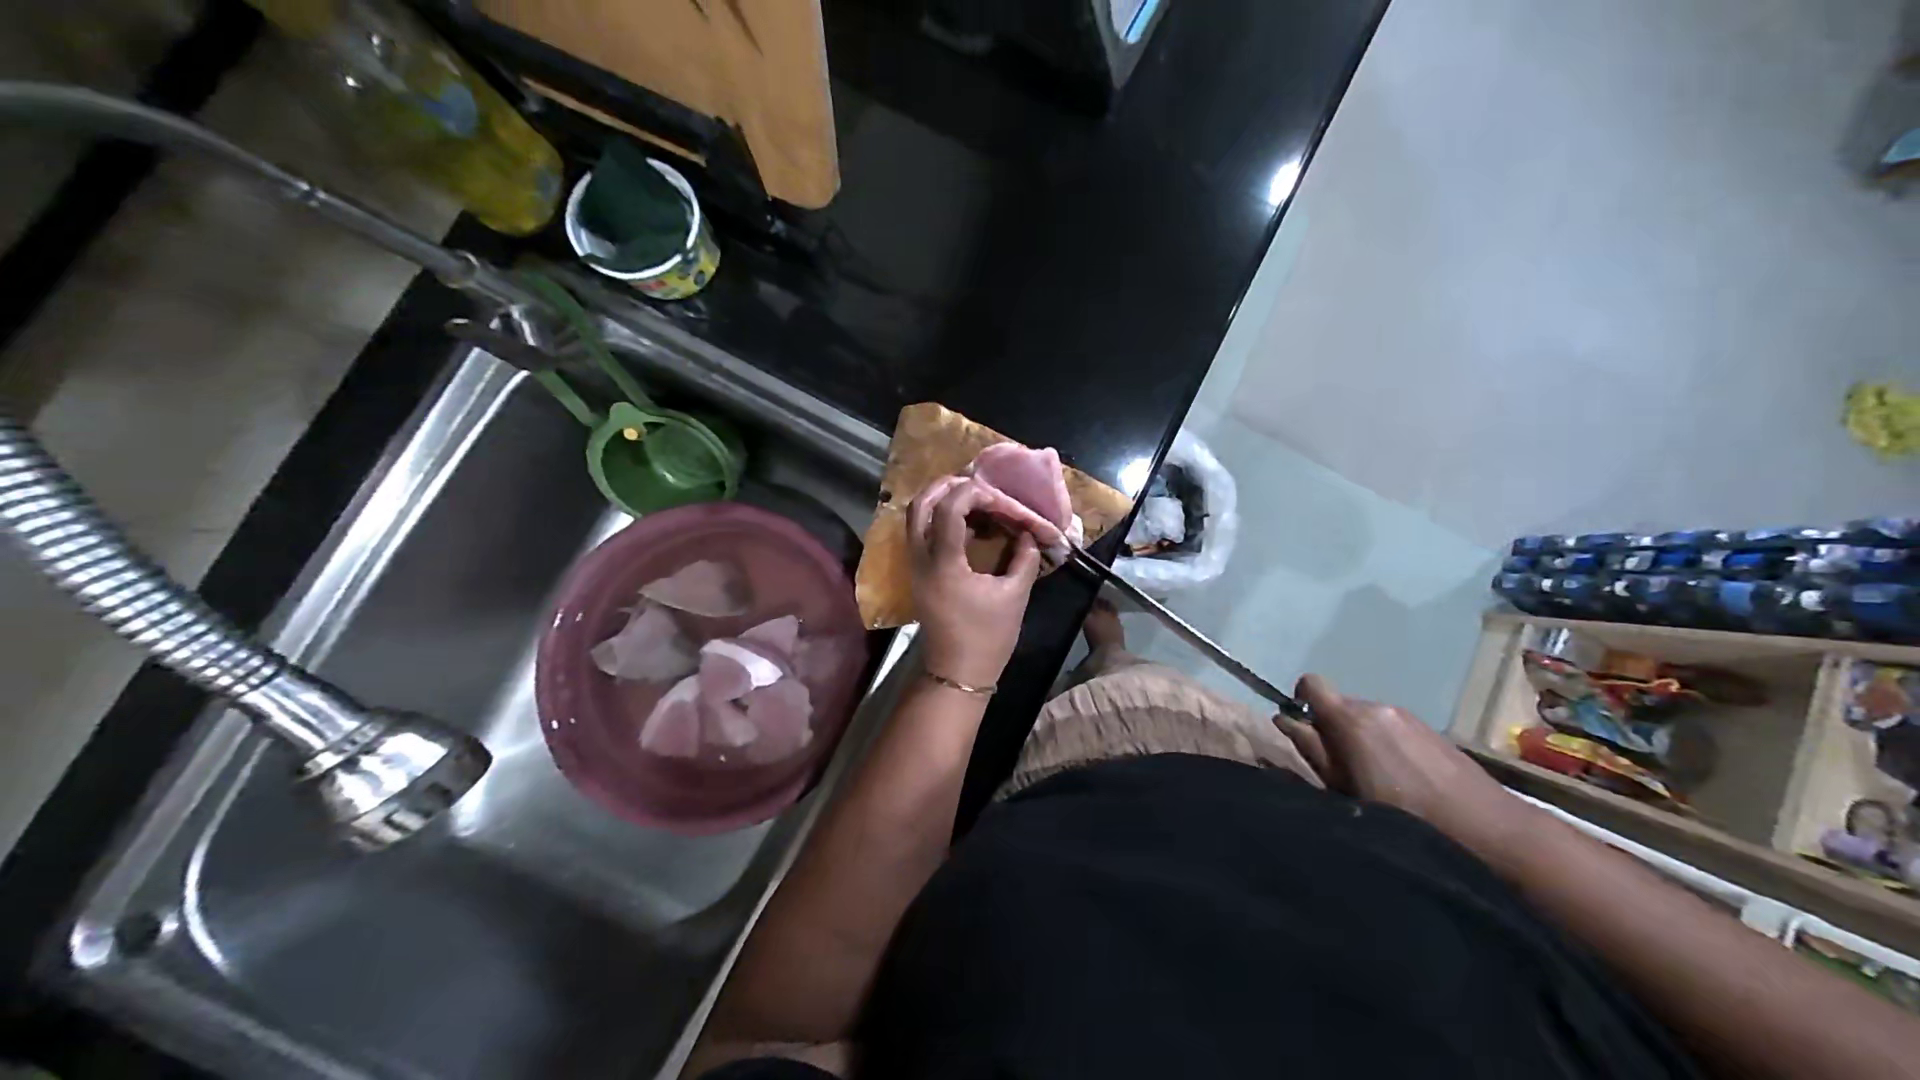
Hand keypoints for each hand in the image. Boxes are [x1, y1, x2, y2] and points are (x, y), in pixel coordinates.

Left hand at [908, 477, 1041, 687]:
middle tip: (978, 487)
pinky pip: (921, 533)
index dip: (974, 494)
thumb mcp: (1015, 595)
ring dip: (941, 501)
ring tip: (974, 502)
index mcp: (944, 562)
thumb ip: (1024, 558)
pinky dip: (939, 519)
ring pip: (916, 518)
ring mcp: (914, 566)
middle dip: (948, 487)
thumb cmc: (988, 637)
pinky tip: (967, 525)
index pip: (949, 508)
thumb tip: (1027, 534)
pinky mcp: (917, 574)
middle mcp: (921, 558)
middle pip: (920, 504)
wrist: (957, 672)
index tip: (999, 500)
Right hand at [1275, 674, 1526, 853]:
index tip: (1305, 733)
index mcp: (1350, 718)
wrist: (1486, 827)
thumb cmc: (1404, 812)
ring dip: (1361, 738)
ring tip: (1376, 776)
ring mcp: (1407, 715)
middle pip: (1339, 705)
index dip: (1300, 702)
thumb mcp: (1343, 787)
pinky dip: (1386, 744)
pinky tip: (1403, 777)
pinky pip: (1392, 727)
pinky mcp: (1430, 729)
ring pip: (1366, 717)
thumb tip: (1286, 720)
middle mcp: (1377, 706)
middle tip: (1341, 767)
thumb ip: (1311, 750)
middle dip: (1332, 728)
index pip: (1311, 684)